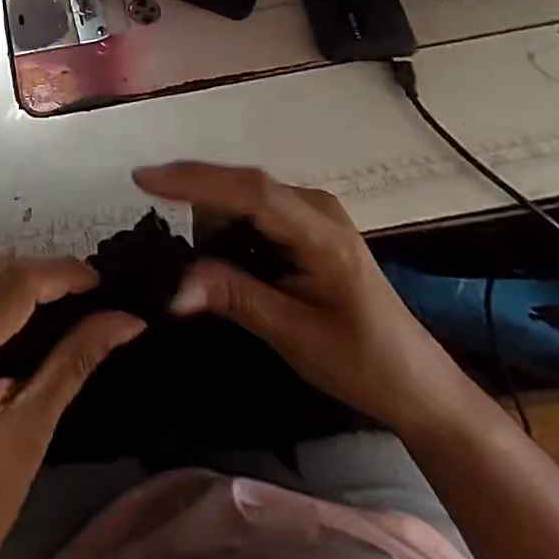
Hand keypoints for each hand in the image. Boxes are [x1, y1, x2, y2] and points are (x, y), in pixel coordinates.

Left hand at [0, 251, 145, 558]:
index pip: (17, 282)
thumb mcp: (32, 428)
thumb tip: (130, 318)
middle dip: (44, 270)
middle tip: (85, 293)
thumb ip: (77, 358)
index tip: (102, 281)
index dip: (64, 272)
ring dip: (15, 272)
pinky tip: (12, 306)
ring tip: (54, 298)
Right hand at [134, 161, 470, 433]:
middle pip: (242, 190)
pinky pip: (256, 214)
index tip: (144, 179)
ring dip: (214, 228)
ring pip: (244, 201)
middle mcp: (317, 208)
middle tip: (169, 256)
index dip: (195, 181)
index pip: (251, 192)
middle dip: (198, 212)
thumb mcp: (294, 335)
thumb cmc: (361, 361)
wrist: (413, 379)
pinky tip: (223, 266)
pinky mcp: (308, 225)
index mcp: (321, 234)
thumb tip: (173, 286)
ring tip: (202, 275)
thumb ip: (235, 298)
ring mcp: (314, 213)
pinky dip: (230, 234)